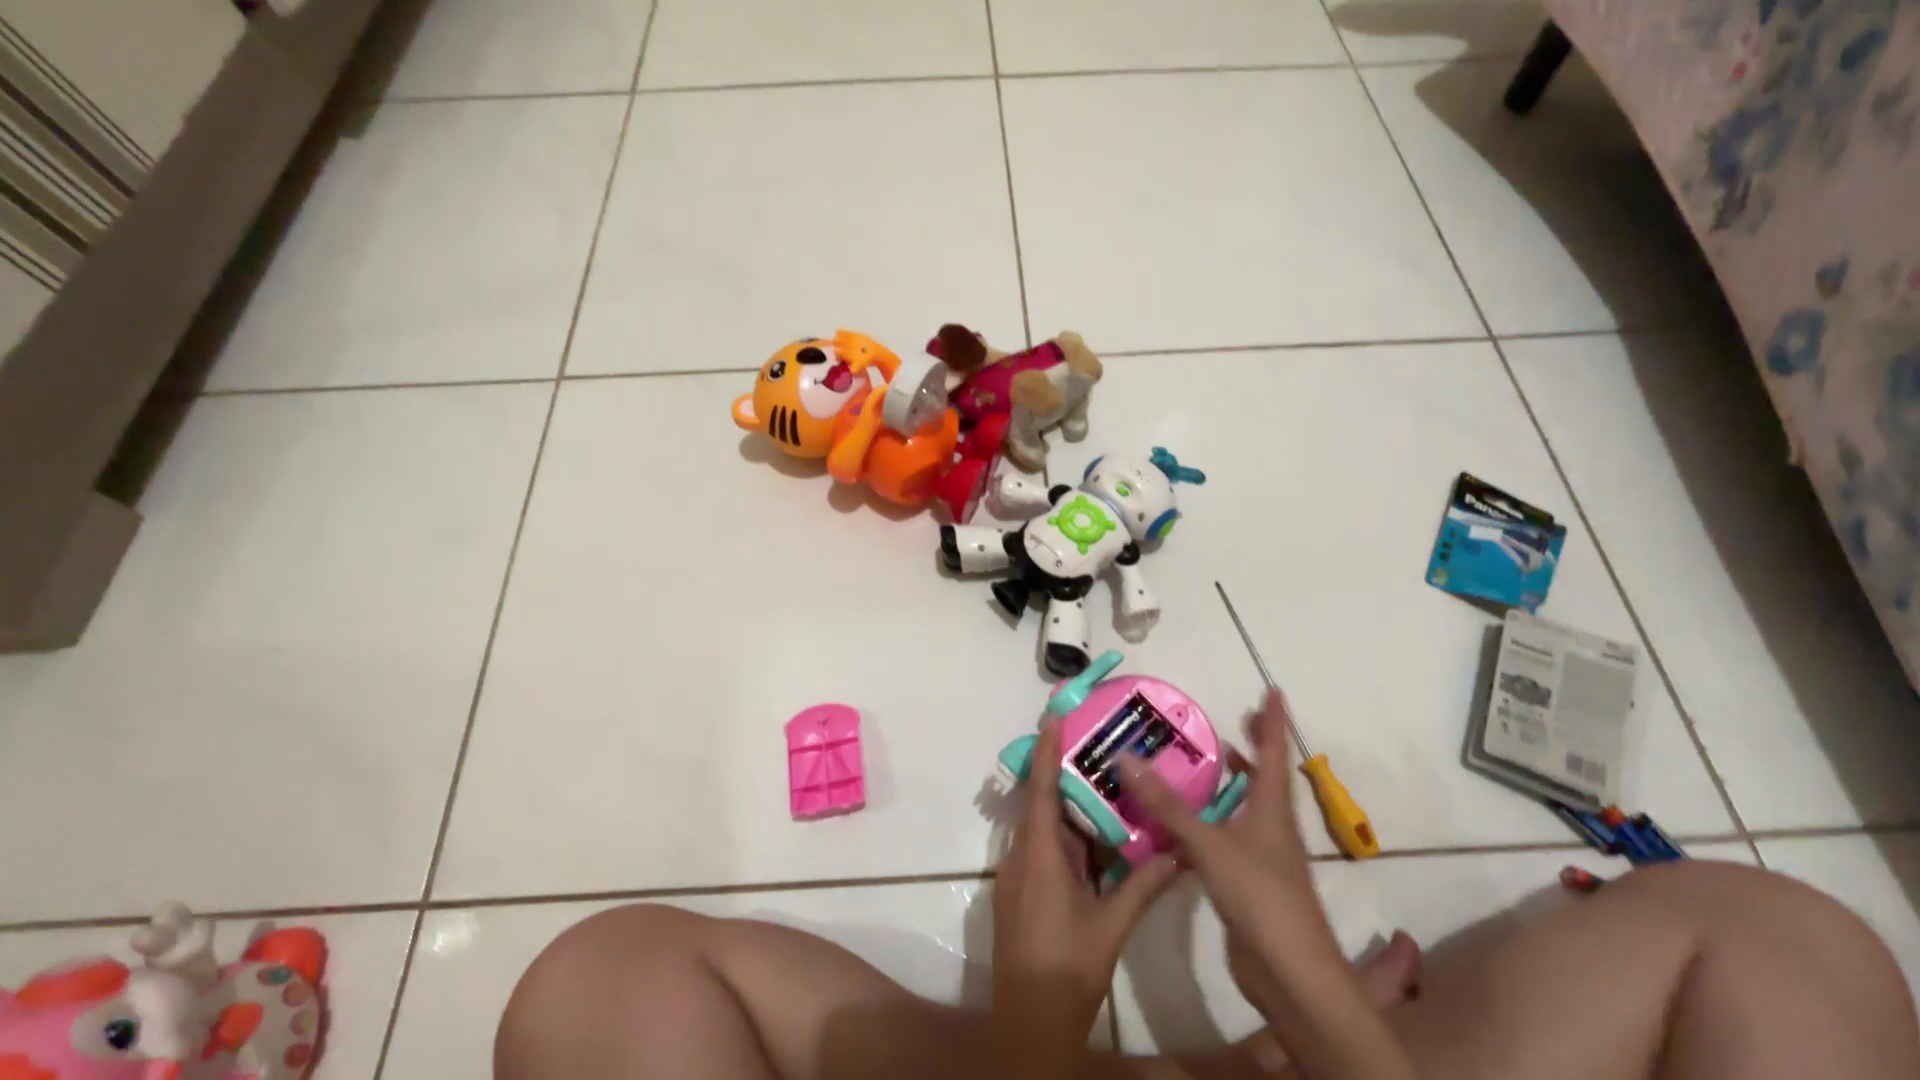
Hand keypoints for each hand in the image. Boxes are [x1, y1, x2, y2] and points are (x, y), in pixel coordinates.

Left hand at [992, 723, 1178, 1040]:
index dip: (1047, 750)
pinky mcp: (1019, 895)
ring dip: (1071, 814)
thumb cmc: (1068, 968)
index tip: (1054, 715)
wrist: (1029, 1020)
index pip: (1041, 790)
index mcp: (1040, 857)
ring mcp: (1017, 878)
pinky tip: (1097, 844)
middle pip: (1043, 807)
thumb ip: (1145, 885)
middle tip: (1100, 750)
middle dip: (1068, 778)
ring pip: (1045, 832)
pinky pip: (1043, 854)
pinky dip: (1067, 842)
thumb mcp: (1112, 925)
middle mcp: (1021, 858)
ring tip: (1107, 790)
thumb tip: (1179, 851)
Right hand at [1117, 692, 1338, 1012]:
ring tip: (1202, 766)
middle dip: (1252, 750)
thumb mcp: (1211, 845)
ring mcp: (1263, 858)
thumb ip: (1169, 806)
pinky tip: (1180, 828)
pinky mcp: (1247, 883)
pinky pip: (1226, 840)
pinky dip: (1208, 824)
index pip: (1274, 753)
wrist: (1289, 971)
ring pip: (1246, 810)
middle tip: (1232, 722)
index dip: (1272, 721)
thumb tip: (1127, 759)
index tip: (1272, 690)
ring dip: (1229, 787)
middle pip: (1264, 779)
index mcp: (1272, 810)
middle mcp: (1272, 828)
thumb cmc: (1261, 897)